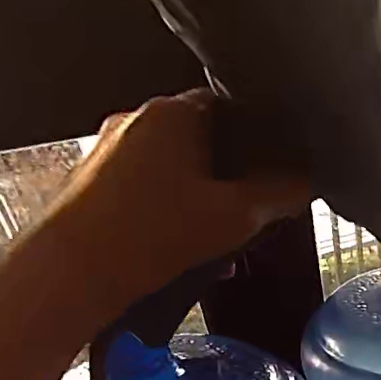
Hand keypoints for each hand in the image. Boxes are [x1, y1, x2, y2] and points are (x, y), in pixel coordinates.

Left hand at [30, 89, 312, 321]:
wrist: (71, 271)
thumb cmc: (153, 235)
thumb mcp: (234, 218)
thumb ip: (278, 196)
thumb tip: (309, 181)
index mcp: (173, 112)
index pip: (231, 108)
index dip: (260, 140)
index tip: (278, 174)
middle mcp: (138, 120)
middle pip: (204, 143)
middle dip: (233, 181)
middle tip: (253, 217)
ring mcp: (111, 151)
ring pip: (177, 171)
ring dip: (205, 204)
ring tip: (223, 247)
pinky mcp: (95, 184)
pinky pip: (150, 192)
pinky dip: (175, 216)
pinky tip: (188, 254)